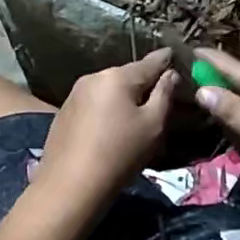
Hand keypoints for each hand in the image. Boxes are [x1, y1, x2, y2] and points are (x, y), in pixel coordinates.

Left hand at [35, 49, 177, 205]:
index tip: (175, 54)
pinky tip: (110, 127)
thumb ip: (164, 95)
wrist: (69, 185)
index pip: (149, 62)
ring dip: (123, 97)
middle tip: (160, 95)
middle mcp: (93, 77)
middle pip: (126, 75)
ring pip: (108, 89)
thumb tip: (169, 74)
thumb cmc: (119, 153)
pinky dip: (106, 109)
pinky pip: (94, 103)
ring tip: (135, 114)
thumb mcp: (153, 125)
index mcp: (117, 76)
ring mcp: (74, 94)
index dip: (165, 60)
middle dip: (143, 82)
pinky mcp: (64, 112)